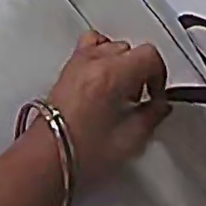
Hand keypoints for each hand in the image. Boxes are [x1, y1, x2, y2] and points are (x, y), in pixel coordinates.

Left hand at [43, 31, 170, 193]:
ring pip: (112, 45)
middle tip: (140, 98)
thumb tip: (160, 105)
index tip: (156, 94)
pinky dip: (102, 53)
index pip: (148, 55)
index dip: (159, 74)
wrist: (45, 161)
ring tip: (122, 90)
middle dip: (141, 71)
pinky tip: (104, 76)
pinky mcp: (68, 67)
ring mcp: (78, 62)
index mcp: (111, 75)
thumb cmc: (80, 155)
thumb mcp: (128, 142)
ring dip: (122, 63)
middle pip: (131, 49)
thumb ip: (150, 117)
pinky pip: (90, 44)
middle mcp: (94, 62)